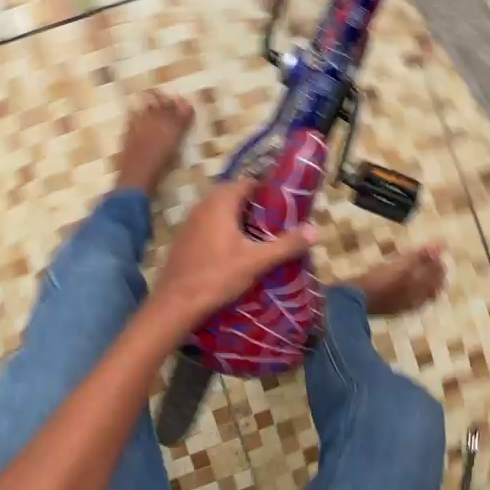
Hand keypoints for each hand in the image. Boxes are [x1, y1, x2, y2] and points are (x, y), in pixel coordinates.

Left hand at [152, 178, 317, 319]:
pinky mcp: (184, 239)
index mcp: (220, 202)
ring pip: (221, 211)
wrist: (174, 306)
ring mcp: (190, 222)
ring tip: (260, 238)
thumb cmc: (216, 276)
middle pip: (235, 196)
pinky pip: (209, 225)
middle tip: (276, 224)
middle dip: (256, 207)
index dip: (269, 192)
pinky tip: (235, 251)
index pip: (249, 183)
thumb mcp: (257, 261)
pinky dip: (224, 231)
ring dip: (239, 219)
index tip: (285, 207)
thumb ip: (286, 245)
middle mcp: (203, 205)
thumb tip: (316, 231)